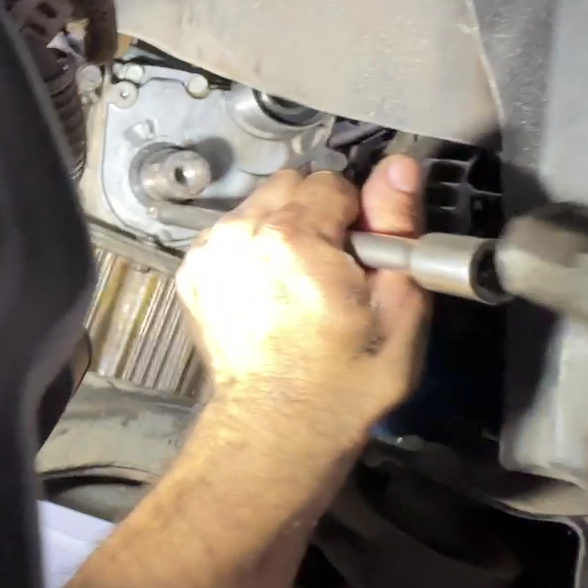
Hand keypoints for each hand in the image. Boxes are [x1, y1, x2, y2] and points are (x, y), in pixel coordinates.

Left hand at [174, 155, 430, 458]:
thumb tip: (398, 166)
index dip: (354, 215)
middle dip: (313, 214)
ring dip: (278, 228)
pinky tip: (266, 289)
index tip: (359, 252)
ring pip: (253, 206)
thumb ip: (396, 225)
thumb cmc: (344, 376)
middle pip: (286, 186)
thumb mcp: (396, 306)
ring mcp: (206, 250)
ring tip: (297, 281)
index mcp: (289, 234)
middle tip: (330, 264)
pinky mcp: (190, 269)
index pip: (330, 182)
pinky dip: (248, 248)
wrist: (277, 421)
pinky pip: (227, 234)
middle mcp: (237, 231)